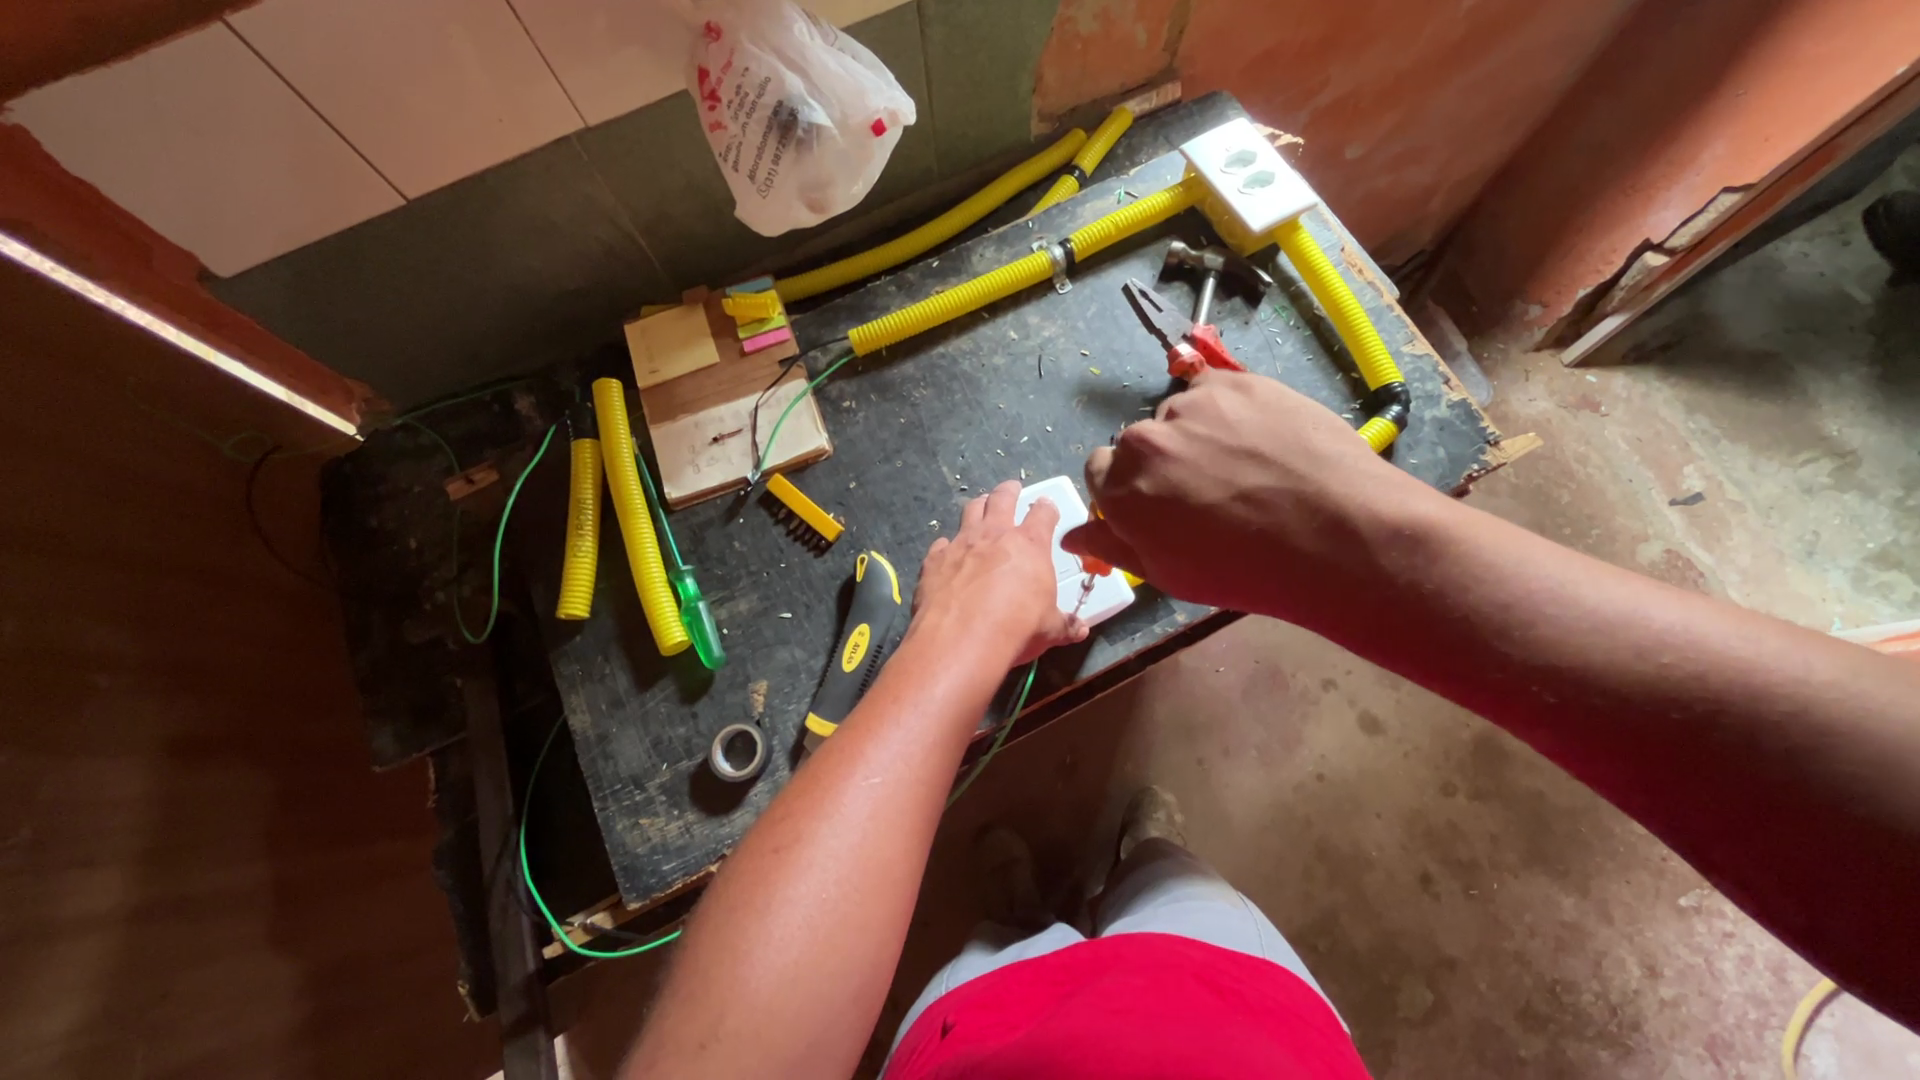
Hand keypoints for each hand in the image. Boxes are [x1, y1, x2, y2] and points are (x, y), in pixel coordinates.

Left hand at [913, 480, 1087, 665]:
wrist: (961, 640)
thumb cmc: (1017, 629)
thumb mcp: (1049, 630)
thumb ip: (1064, 625)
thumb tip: (1081, 630)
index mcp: (1029, 545)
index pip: (1043, 514)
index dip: (1046, 508)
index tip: (1046, 507)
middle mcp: (994, 535)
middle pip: (1002, 498)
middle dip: (1009, 491)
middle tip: (1012, 488)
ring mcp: (961, 544)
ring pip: (970, 511)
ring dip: (978, 507)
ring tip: (981, 507)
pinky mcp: (934, 560)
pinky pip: (941, 544)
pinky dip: (947, 546)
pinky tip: (947, 553)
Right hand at [1061, 368, 1440, 627]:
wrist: (1335, 534)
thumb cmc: (1246, 570)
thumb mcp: (1168, 575)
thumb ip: (1113, 547)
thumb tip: (1070, 533)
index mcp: (1120, 491)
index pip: (1097, 472)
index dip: (1125, 490)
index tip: (1157, 504)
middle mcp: (1144, 443)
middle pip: (1136, 444)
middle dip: (1159, 463)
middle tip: (1205, 490)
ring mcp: (1190, 409)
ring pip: (1177, 417)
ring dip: (1194, 435)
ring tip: (1242, 466)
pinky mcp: (1235, 384)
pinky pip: (1214, 394)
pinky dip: (1228, 413)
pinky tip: (1260, 442)